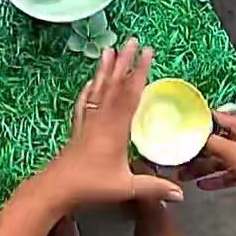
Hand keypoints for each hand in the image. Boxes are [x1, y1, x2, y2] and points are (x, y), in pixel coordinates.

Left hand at [37, 39, 182, 208]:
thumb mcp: (125, 188)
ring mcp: (87, 122)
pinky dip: (89, 89)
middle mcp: (101, 119)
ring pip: (98, 89)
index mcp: (115, 129)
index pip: (130, 94)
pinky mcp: (77, 129)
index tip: (148, 53)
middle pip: (114, 84)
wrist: (56, 187)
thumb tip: (180, 195)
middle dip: (124, 61)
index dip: (140, 72)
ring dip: (105, 69)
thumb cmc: (90, 186)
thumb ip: (153, 188)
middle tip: (132, 40)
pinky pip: (84, 103)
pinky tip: (91, 81)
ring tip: (109, 49)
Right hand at [186, 111, 235, 208]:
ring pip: (219, 160)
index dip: (200, 120)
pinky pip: (226, 174)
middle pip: (216, 141)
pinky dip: (215, 179)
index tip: (181, 124)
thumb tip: (192, 134)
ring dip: (202, 167)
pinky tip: (201, 185)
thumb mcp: (232, 151)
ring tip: (183, 175)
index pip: (218, 118)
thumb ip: (210, 142)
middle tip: (178, 156)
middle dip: (197, 150)